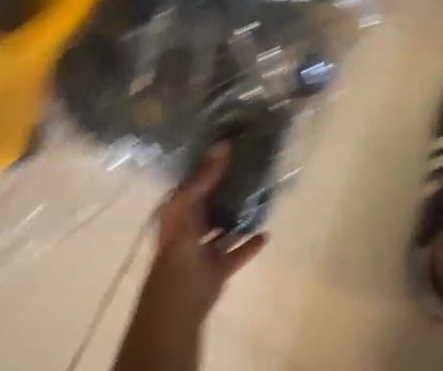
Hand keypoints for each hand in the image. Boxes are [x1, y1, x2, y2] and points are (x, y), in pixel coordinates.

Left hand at [137, 145, 269, 330]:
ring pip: (225, 229)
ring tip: (260, 199)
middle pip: (210, 206)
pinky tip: (266, 232)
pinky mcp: (220, 268)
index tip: (228, 150)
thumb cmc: (177, 245)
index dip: (206, 169)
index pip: (192, 185)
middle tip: (249, 171)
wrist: (179, 295)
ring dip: (239, 218)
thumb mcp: (186, 204)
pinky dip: (251, 244)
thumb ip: (204, 178)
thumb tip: (223, 145)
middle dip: (225, 192)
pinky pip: (239, 252)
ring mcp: (205, 250)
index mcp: (177, 212)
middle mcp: (190, 229)